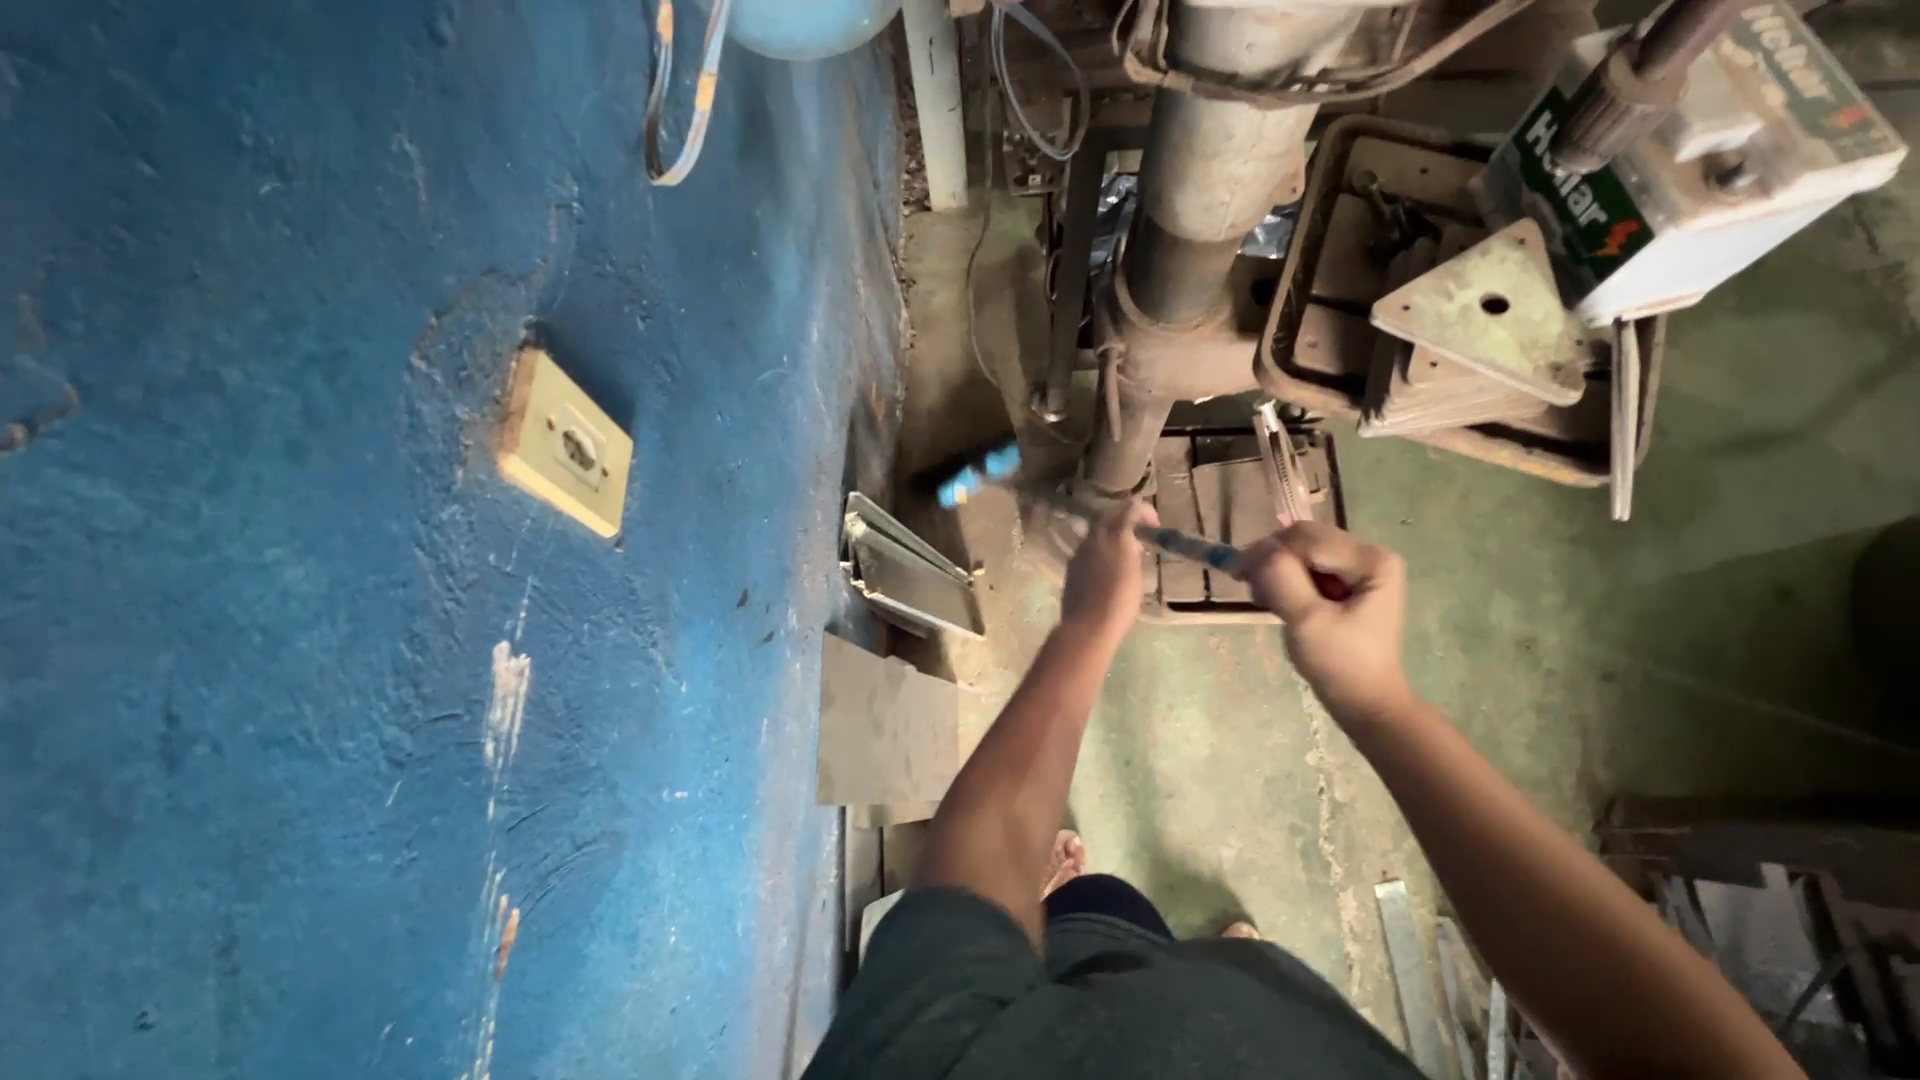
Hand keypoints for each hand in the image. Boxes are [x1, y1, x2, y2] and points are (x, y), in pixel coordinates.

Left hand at [1059, 499, 1156, 647]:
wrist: (1088, 624)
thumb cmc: (1120, 602)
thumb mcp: (1136, 576)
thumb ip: (1133, 553)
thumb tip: (1132, 544)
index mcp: (1115, 537)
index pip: (1129, 510)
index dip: (1143, 510)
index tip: (1154, 522)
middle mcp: (1094, 538)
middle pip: (1109, 518)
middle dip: (1125, 520)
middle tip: (1139, 533)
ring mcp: (1079, 551)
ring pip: (1096, 533)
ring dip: (1111, 536)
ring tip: (1125, 552)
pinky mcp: (1071, 565)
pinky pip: (1088, 549)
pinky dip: (1100, 550)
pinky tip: (1107, 566)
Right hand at [1235, 522, 1411, 718]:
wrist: (1365, 703)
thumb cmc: (1340, 665)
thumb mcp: (1306, 621)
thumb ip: (1281, 579)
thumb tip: (1254, 553)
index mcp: (1372, 560)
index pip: (1306, 537)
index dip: (1268, 551)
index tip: (1236, 576)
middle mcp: (1371, 555)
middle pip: (1305, 540)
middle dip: (1272, 561)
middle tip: (1250, 590)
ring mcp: (1361, 569)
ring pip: (1303, 553)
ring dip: (1277, 572)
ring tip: (1265, 601)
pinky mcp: (1350, 584)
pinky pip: (1308, 568)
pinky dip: (1287, 580)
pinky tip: (1278, 601)